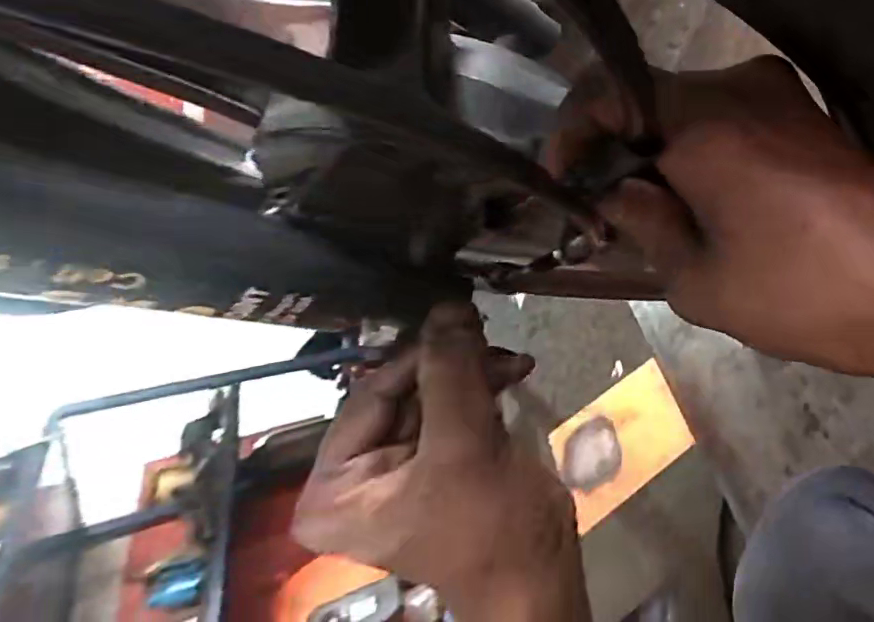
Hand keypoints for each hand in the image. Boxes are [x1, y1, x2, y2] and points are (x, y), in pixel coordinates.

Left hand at [292, 303, 588, 621]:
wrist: (538, 569)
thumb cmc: (487, 523)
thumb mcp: (463, 445)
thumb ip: (451, 372)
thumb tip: (448, 304)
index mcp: (335, 485)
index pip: (372, 392)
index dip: (420, 354)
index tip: (468, 317)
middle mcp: (358, 472)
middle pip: (406, 387)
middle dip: (457, 363)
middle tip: (497, 344)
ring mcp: (402, 464)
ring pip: (436, 388)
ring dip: (478, 370)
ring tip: (515, 364)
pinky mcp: (443, 456)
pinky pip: (457, 402)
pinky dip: (486, 384)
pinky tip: (516, 374)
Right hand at [549, 57, 873, 379]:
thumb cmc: (806, 294)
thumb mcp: (702, 280)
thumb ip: (644, 222)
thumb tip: (615, 190)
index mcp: (706, 122)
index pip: (608, 93)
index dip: (573, 133)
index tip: (566, 178)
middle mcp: (743, 86)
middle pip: (650, 97)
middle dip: (621, 147)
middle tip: (609, 205)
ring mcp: (782, 92)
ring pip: (693, 107)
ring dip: (666, 148)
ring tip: (659, 210)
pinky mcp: (807, 110)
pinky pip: (734, 115)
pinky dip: (707, 146)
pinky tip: (710, 196)